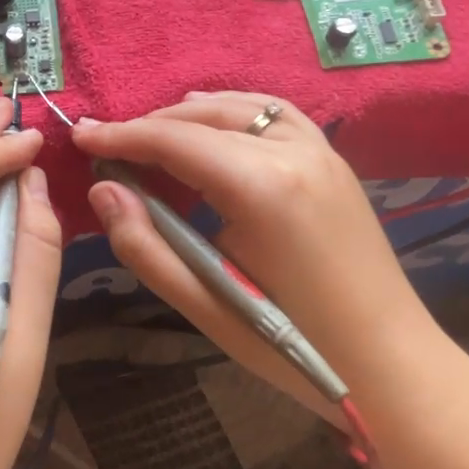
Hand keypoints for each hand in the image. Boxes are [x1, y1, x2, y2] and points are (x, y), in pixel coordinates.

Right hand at [71, 91, 434, 418]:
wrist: (389, 363)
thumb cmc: (291, 343)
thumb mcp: (204, 304)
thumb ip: (145, 244)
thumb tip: (103, 188)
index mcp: (261, 188)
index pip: (174, 142)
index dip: (121, 136)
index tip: (79, 136)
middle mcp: (293, 152)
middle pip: (202, 117)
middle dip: (148, 125)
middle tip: (105, 144)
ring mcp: (320, 151)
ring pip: (239, 106)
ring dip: (188, 114)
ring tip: (149, 134)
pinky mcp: (333, 161)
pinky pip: (273, 113)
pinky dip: (233, 110)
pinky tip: (213, 124)